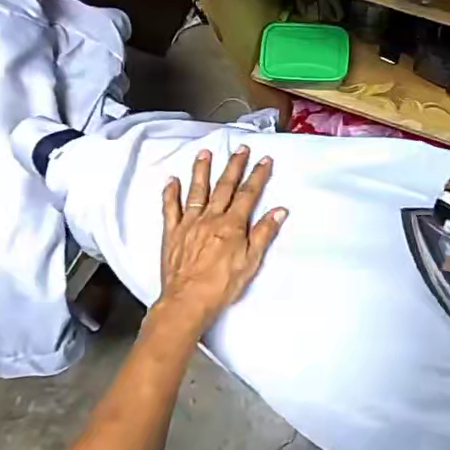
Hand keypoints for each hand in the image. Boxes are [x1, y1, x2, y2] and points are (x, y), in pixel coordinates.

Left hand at [153, 146, 286, 333]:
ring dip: (202, 171)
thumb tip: (279, 210)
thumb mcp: (252, 260)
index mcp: (232, 224)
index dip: (258, 175)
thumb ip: (264, 233)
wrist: (188, 301)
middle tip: (240, 148)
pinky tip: (172, 180)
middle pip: (224, 187)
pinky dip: (171, 193)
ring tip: (205, 153)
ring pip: (196, 191)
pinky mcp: (171, 233)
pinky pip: (170, 209)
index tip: (265, 160)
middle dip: (234, 166)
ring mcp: (189, 224)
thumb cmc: (223, 284)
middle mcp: (210, 218)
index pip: (249, 194)